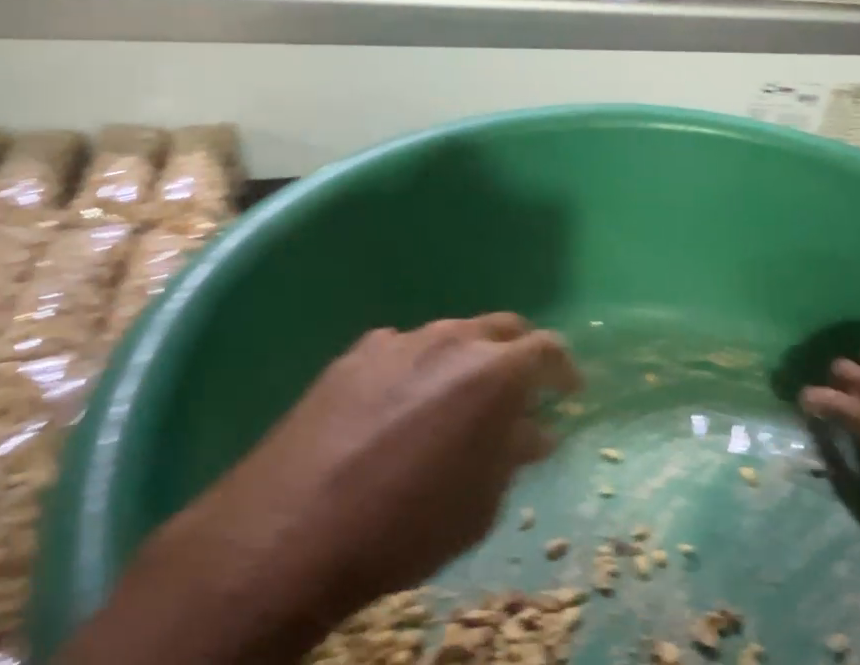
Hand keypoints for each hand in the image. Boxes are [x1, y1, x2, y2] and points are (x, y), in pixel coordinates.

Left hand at [119, 314, 579, 658]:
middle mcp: (450, 341)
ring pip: (450, 336)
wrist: (292, 531)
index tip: (567, 392)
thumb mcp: (480, 504)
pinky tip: (403, 407)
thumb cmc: (406, 527)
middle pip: (501, 329)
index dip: (563, 371)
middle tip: (521, 391)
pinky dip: (419, 369)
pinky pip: (403, 351)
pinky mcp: (352, 355)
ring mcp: (398, 342)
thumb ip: (513, 455)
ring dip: (467, 360)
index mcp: (494, 373)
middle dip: (518, 355)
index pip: (547, 349)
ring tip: (460, 400)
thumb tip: (533, 432)